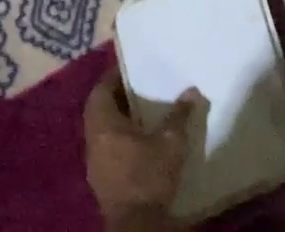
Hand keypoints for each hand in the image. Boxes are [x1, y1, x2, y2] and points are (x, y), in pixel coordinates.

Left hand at [83, 63, 199, 230]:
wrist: (137, 224)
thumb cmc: (149, 176)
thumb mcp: (171, 142)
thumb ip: (179, 114)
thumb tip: (191, 90)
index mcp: (104, 126)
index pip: (100, 91)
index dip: (113, 77)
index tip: (131, 68)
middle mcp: (93, 141)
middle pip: (98, 109)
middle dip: (116, 96)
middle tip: (140, 86)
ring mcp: (94, 162)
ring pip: (101, 129)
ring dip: (117, 117)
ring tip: (143, 109)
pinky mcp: (101, 177)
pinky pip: (106, 145)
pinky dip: (119, 135)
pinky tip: (140, 137)